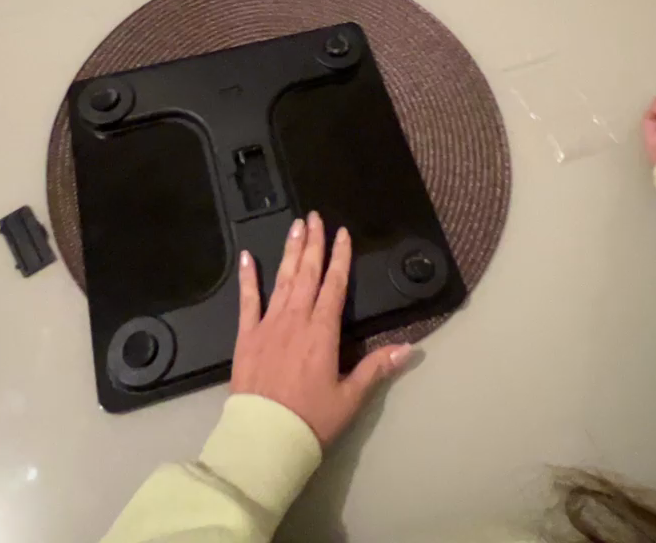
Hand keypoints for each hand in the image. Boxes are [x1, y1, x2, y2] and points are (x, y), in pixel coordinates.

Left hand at [232, 212, 413, 444]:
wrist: (264, 438)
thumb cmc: (311, 420)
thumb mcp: (350, 398)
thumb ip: (376, 368)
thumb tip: (409, 347)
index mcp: (322, 331)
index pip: (333, 285)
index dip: (339, 258)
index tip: (342, 234)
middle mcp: (295, 319)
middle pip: (307, 273)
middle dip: (314, 243)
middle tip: (315, 216)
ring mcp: (268, 324)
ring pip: (282, 279)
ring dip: (290, 251)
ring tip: (295, 226)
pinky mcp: (246, 335)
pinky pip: (247, 300)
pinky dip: (248, 278)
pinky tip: (247, 257)